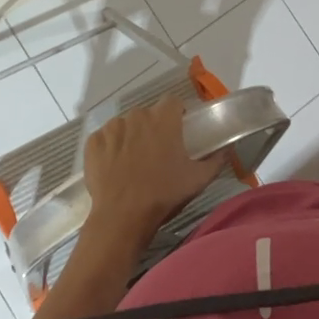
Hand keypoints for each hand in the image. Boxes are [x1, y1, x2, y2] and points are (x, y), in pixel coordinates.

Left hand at [82, 96, 226, 245]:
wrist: (122, 217)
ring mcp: (111, 128)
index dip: (177, 114)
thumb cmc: (163, 194)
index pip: (173, 102)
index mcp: (163, 119)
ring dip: (130, 137)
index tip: (178, 132)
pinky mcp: (93, 142)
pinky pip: (104, 139)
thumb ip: (215, 160)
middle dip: (152, 128)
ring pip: (125, 125)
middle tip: (157, 153)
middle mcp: (136, 115)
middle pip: (147, 115)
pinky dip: (109, 149)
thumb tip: (225, 150)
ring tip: (133, 163)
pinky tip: (114, 168)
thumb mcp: (197, 180)